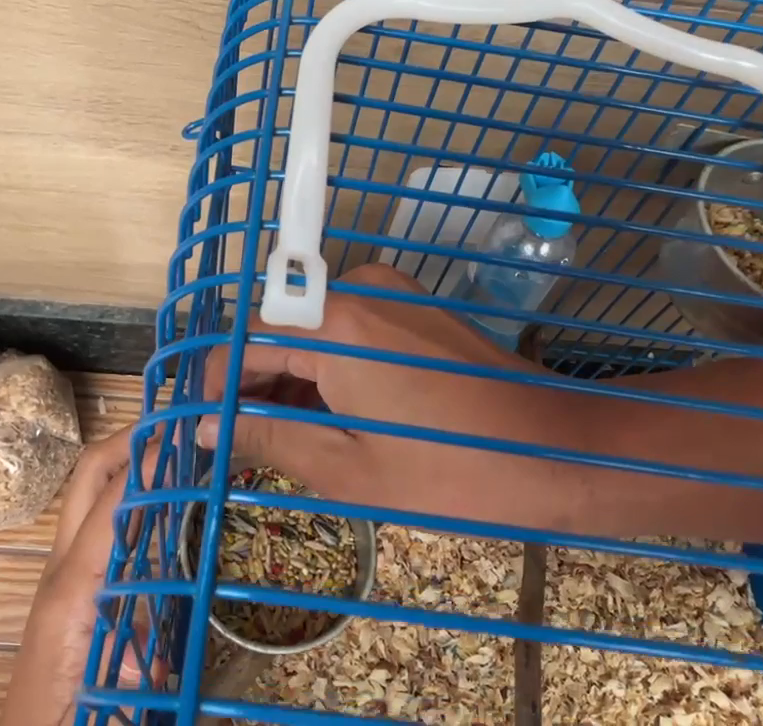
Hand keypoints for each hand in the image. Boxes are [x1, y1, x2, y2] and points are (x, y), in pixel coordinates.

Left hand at [0, 430, 158, 725]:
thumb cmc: (64, 720)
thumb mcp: (112, 692)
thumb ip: (144, 658)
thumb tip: (176, 630)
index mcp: (72, 590)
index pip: (112, 504)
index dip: (147, 463)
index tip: (187, 433)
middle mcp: (62, 569)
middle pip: (88, 478)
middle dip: (129, 440)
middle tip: (179, 424)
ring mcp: (64, 574)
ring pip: (91, 494)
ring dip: (128, 461)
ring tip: (178, 447)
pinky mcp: (72, 587)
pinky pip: (99, 523)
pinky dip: (129, 495)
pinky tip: (164, 499)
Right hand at [200, 263, 588, 531]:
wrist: (559, 451)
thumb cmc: (453, 471)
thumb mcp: (348, 467)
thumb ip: (268, 436)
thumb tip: (206, 427)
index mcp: (339, 323)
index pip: (248, 339)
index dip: (217, 384)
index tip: (202, 428)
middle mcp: (361, 290)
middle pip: (281, 331)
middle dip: (253, 386)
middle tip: (235, 445)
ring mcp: (393, 295)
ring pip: (314, 333)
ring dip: (291, 382)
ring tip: (275, 442)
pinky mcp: (414, 309)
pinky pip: (349, 333)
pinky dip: (328, 372)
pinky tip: (322, 420)